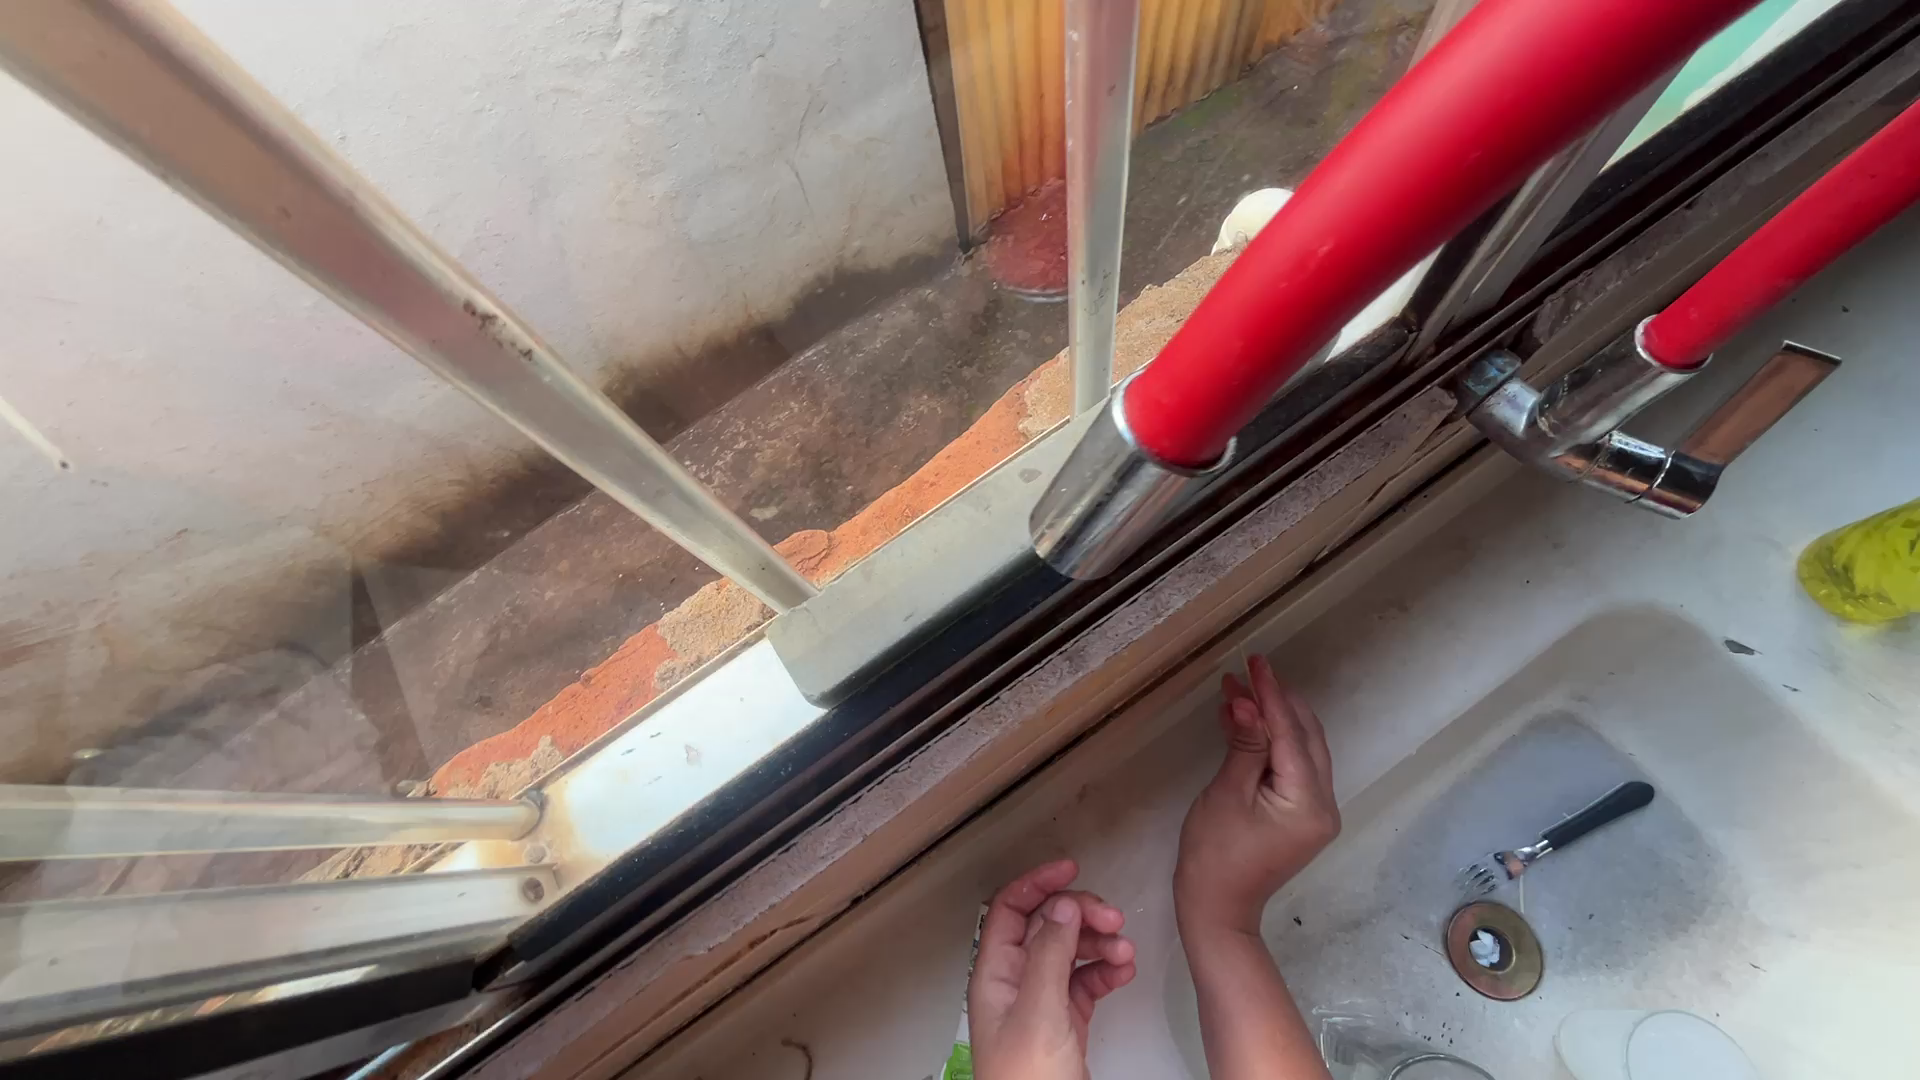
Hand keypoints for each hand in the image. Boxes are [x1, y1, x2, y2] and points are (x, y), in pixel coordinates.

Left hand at [968, 860, 1136, 1079]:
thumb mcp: (1038, 1013)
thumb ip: (1049, 953)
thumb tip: (1061, 903)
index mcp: (996, 974)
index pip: (1010, 909)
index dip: (1037, 883)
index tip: (1071, 869)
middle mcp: (1016, 983)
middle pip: (1046, 926)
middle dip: (1079, 914)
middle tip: (1112, 917)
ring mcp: (1042, 1003)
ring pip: (1070, 953)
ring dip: (1098, 942)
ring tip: (1124, 947)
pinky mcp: (1066, 1025)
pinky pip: (1086, 983)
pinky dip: (1106, 971)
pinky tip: (1124, 969)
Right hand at [1175, 655, 1338, 938]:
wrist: (1217, 907)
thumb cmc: (1215, 851)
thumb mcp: (1227, 792)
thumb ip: (1244, 745)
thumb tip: (1246, 700)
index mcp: (1309, 801)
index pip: (1290, 733)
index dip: (1270, 694)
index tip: (1255, 661)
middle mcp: (1324, 803)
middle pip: (1305, 737)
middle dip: (1276, 701)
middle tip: (1247, 669)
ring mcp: (1317, 810)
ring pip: (1303, 748)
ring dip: (1275, 717)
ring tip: (1243, 688)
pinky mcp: (1302, 814)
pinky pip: (1294, 764)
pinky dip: (1274, 739)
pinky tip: (1249, 721)